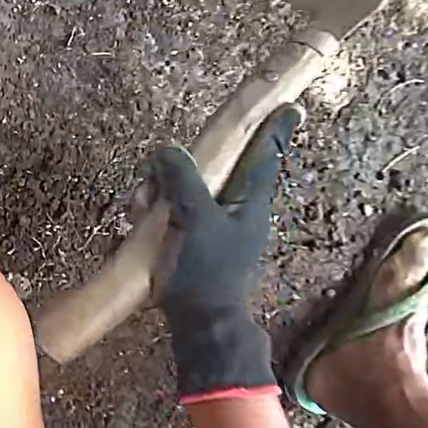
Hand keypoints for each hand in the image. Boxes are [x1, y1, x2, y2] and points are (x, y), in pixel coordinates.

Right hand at [152, 104, 300, 402]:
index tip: (289, 107)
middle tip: (150, 185)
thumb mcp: (195, 218)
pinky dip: (152, 210)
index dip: (274, 131)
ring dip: (156, 192)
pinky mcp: (189, 236)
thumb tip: (167, 148)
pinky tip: (138, 220)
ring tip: (140, 209)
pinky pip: (168, 208)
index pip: (264, 157)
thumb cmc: (206, 269)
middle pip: (207, 168)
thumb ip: (183, 179)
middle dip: (174, 170)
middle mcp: (234, 208)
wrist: (198, 320)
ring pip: (181, 187)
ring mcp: (211, 223)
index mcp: (249, 203)